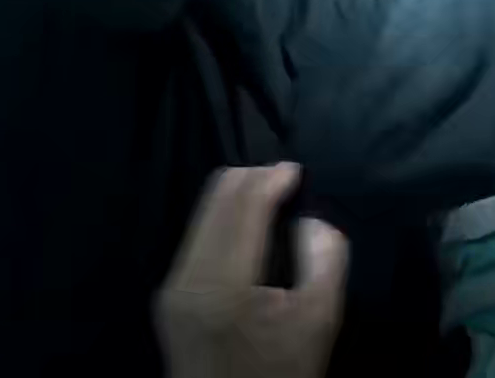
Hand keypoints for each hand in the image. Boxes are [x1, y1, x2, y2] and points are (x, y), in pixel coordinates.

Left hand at [156, 164, 348, 377]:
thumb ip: (325, 260)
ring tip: (270, 197)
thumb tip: (310, 218)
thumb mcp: (318, 324)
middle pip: (220, 194)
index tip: (296, 170)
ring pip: (205, 206)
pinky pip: (199, 228)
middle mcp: (190, 275)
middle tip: (285, 181)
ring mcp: (173, 282)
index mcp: (226, 284)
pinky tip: (249, 224)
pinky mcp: (169, 290)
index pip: (245, 204)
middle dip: (255, 177)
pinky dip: (225, 213)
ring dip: (239, 192)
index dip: (272, 177)